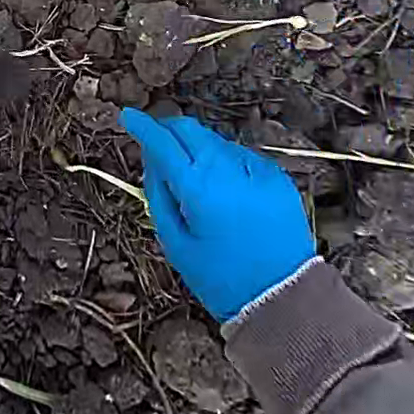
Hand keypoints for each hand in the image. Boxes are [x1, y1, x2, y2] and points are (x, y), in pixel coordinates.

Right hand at [120, 108, 316, 320]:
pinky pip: (240, 156)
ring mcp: (254, 167)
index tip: (130, 117)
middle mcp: (226, 168)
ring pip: (214, 140)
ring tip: (196, 180)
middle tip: (159, 144)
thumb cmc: (223, 279)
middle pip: (189, 128)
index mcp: (198, 188)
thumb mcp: (177, 244)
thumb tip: (151, 162)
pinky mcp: (275, 174)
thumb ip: (158, 196)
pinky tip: (226, 190)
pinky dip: (225, 162)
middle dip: (169, 129)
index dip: (142, 126)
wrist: (283, 296)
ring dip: (198, 148)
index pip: (162, 143)